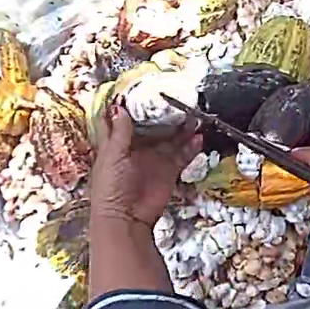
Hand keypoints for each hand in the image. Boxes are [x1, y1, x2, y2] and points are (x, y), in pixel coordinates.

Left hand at [89, 104, 201, 228]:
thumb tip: (120, 106)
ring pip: (172, 138)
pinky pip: (183, 154)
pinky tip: (198, 137)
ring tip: (195, 116)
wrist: (126, 219)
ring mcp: (155, 159)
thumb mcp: (113, 156)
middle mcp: (138, 148)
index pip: (126, 120)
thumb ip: (120, 132)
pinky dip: (192, 146)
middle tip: (179, 101)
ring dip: (183, 128)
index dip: (134, 106)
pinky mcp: (169, 171)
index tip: (144, 89)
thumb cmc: (111, 188)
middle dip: (166, 114)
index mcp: (119, 143)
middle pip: (154, 126)